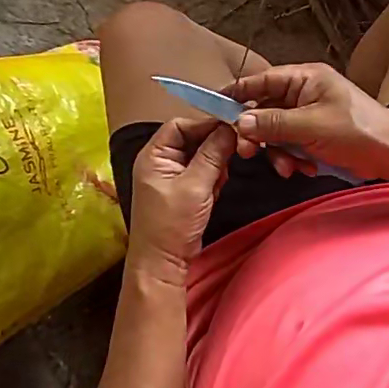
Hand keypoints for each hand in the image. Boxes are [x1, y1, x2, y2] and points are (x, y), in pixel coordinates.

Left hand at [127, 117, 235, 277]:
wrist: (163, 262)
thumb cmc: (171, 224)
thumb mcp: (196, 185)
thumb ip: (214, 153)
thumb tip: (232, 127)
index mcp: (154, 154)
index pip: (182, 125)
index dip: (206, 124)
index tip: (232, 128)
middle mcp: (161, 160)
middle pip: (194, 139)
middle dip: (215, 147)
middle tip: (234, 154)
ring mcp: (172, 175)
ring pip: (202, 155)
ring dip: (216, 164)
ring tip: (220, 180)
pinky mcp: (184, 189)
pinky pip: (203, 172)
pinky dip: (214, 177)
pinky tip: (217, 189)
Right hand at [223, 64, 388, 179]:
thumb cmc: (359, 130)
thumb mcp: (310, 126)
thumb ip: (272, 123)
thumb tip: (240, 122)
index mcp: (305, 79)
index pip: (261, 81)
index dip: (237, 94)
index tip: (216, 108)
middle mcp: (304, 92)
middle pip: (264, 109)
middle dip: (259, 134)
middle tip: (250, 152)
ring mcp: (309, 114)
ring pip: (276, 131)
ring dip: (278, 151)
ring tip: (289, 167)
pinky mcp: (315, 135)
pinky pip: (291, 144)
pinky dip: (292, 157)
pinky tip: (304, 168)